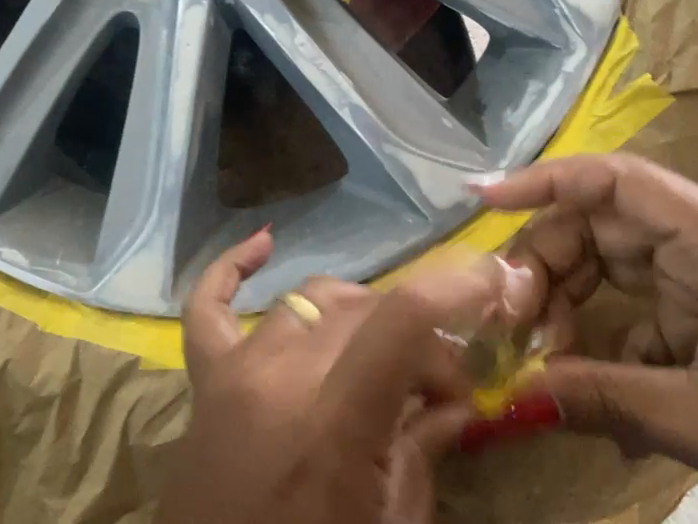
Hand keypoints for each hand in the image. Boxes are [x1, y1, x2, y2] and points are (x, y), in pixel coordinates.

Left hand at [159, 230, 530, 523]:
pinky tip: (263, 244)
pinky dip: (232, 269)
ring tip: (382, 355)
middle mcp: (281, 378)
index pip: (402, 321)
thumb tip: (459, 402)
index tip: (492, 285)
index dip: (454, 288)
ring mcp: (235, 371)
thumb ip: (422, 453)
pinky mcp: (205, 377)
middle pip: (364, 310)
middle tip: (441, 384)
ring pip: (309, 299)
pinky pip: (207, 305)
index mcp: (333, 425)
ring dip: (357, 314)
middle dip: (417, 336)